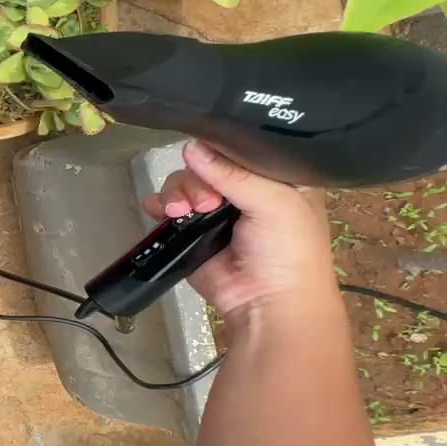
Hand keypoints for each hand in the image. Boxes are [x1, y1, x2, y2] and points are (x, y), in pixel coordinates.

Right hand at [142, 140, 336, 321]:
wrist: (265, 300)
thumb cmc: (288, 250)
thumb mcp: (275, 204)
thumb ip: (234, 174)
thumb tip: (190, 145)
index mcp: (276, 181)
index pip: (241, 152)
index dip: (222, 151)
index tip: (211, 162)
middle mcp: (242, 193)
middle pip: (204, 167)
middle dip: (196, 182)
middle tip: (204, 205)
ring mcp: (212, 212)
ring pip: (182, 185)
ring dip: (175, 194)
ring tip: (179, 213)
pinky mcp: (187, 230)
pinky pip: (164, 207)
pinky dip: (158, 205)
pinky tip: (161, 212)